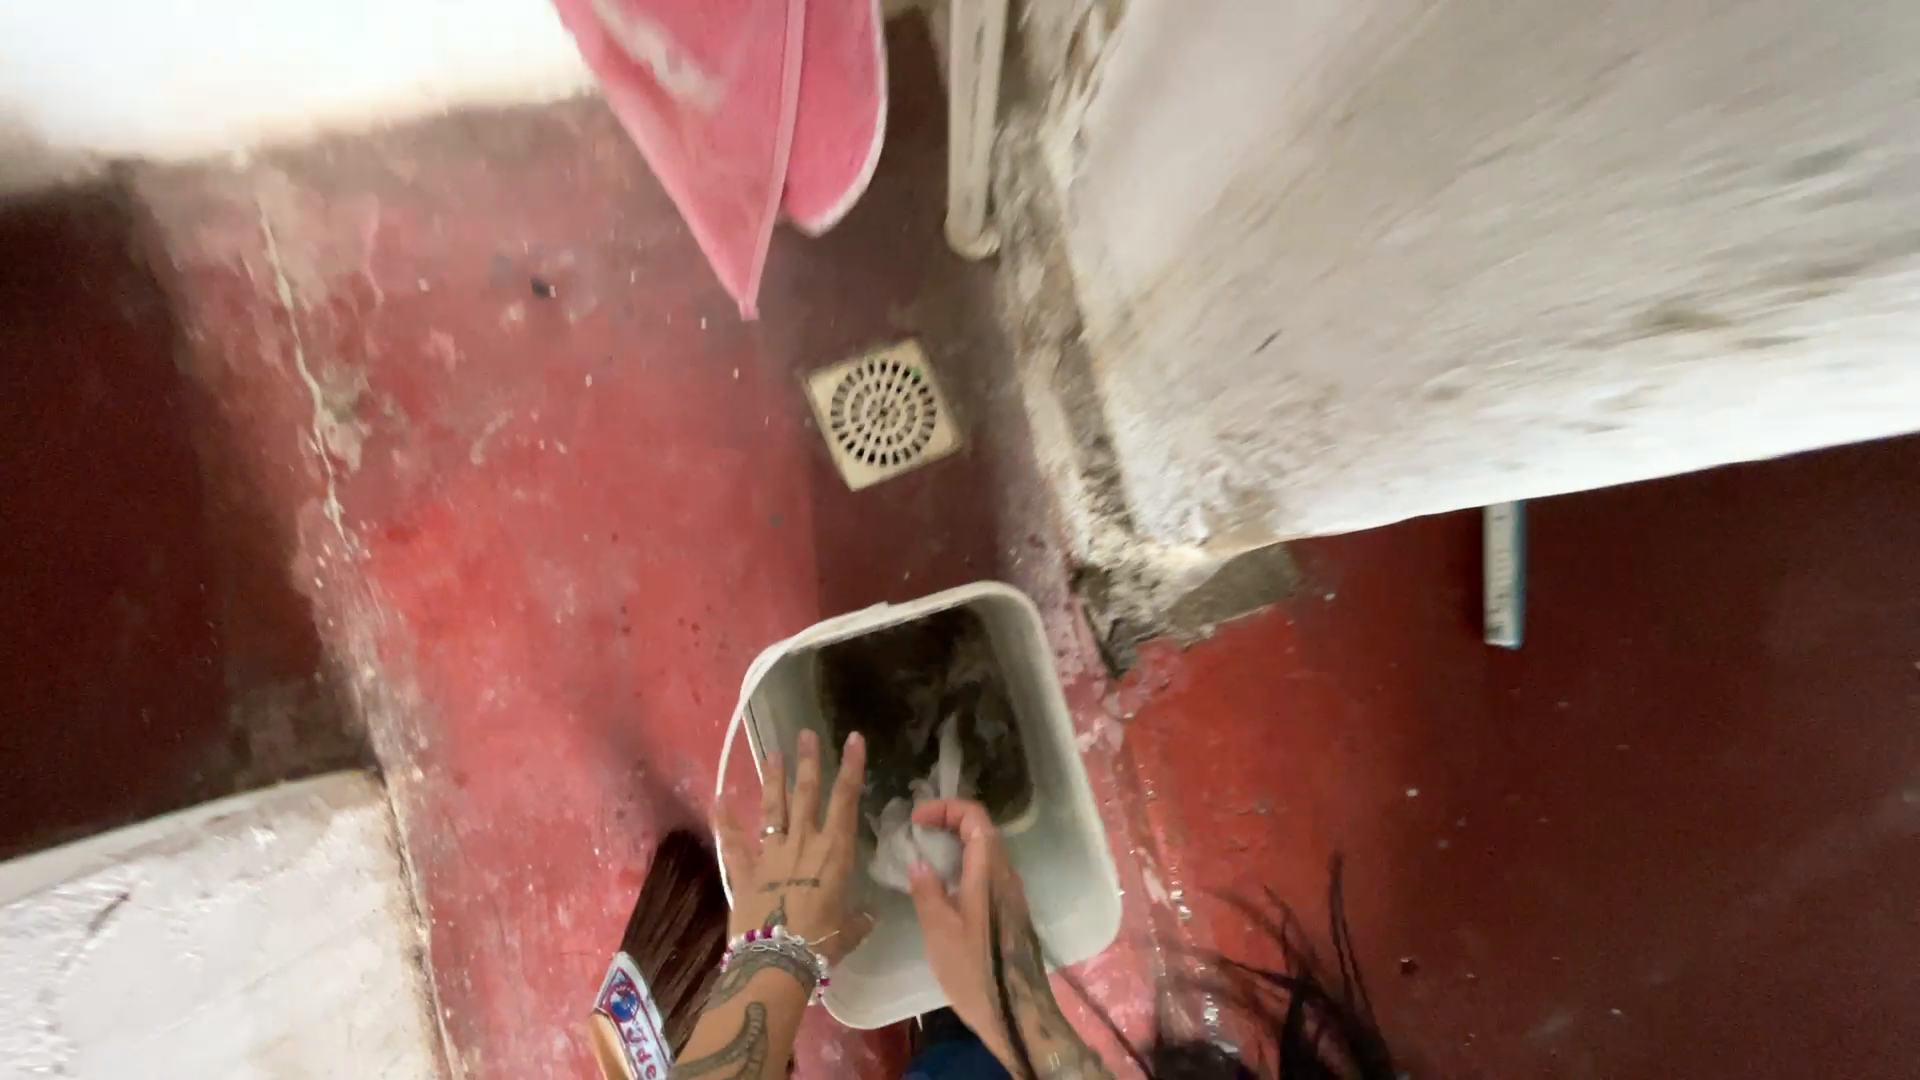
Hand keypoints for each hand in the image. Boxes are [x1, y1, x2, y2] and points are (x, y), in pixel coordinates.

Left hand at [714, 729, 872, 963]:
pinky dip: (726, 819)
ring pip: (774, 808)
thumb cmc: (820, 944)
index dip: (852, 766)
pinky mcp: (744, 871)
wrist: (775, 962)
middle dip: (808, 761)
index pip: (846, 798)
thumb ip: (858, 919)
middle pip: (806, 793)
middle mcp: (803, 842)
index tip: (853, 738)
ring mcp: (771, 854)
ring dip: (774, 779)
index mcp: (834, 850)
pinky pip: (734, 841)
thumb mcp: (848, 931)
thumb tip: (870, 918)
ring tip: (773, 752)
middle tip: (806, 734)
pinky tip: (719, 797)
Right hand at [905, 799, 1021, 1059]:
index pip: (974, 817)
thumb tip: (918, 861)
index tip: (917, 819)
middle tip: (918, 831)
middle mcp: (1005, 873)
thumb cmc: (976, 973)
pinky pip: (987, 868)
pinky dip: (963, 861)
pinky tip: (943, 882)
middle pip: (981, 828)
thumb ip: (928, 891)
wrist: (1018, 1015)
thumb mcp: (940, 933)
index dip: (946, 808)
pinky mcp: (1010, 907)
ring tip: (925, 853)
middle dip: (948, 820)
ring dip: (956, 841)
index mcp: (989, 871)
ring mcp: (1011, 890)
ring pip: (985, 848)